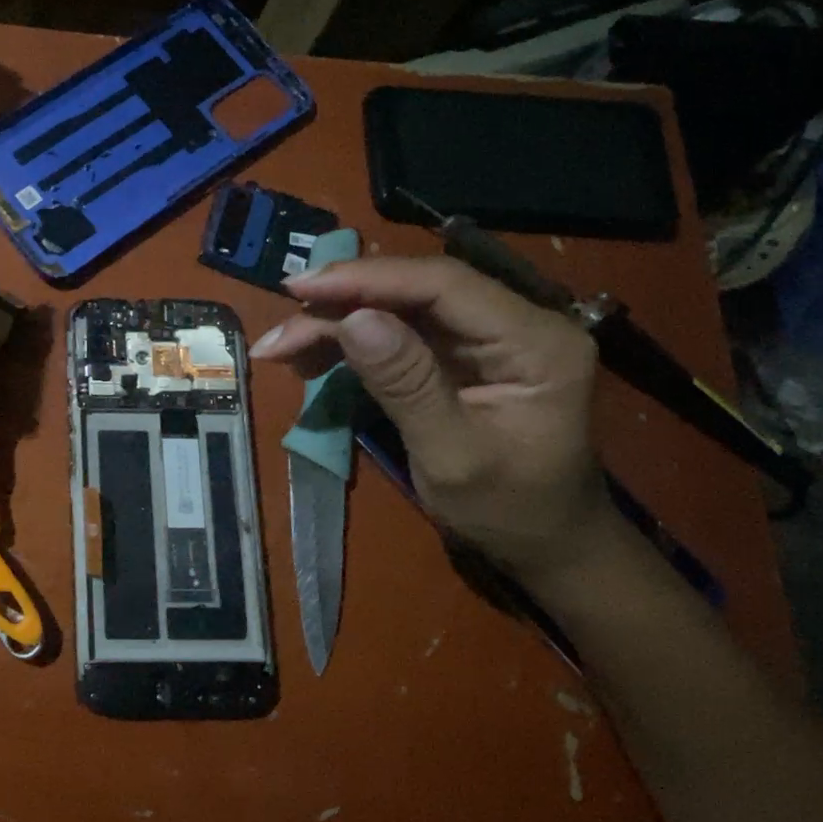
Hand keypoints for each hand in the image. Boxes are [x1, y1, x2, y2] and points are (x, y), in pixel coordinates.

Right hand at [251, 256, 611, 577]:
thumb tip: (353, 320)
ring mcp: (483, 336)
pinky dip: (347, 341)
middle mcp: (513, 322)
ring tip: (280, 349)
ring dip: (334, 323)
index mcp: (534, 340)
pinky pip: (395, 330)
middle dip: (340, 303)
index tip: (300, 288)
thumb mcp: (453, 455)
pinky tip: (308, 358)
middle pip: (414, 289)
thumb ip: (407, 385)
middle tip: (278, 332)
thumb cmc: (509, 509)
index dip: (367, 279)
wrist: (544, 543)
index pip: (442, 285)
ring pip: (396, 306)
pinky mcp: (456, 351)